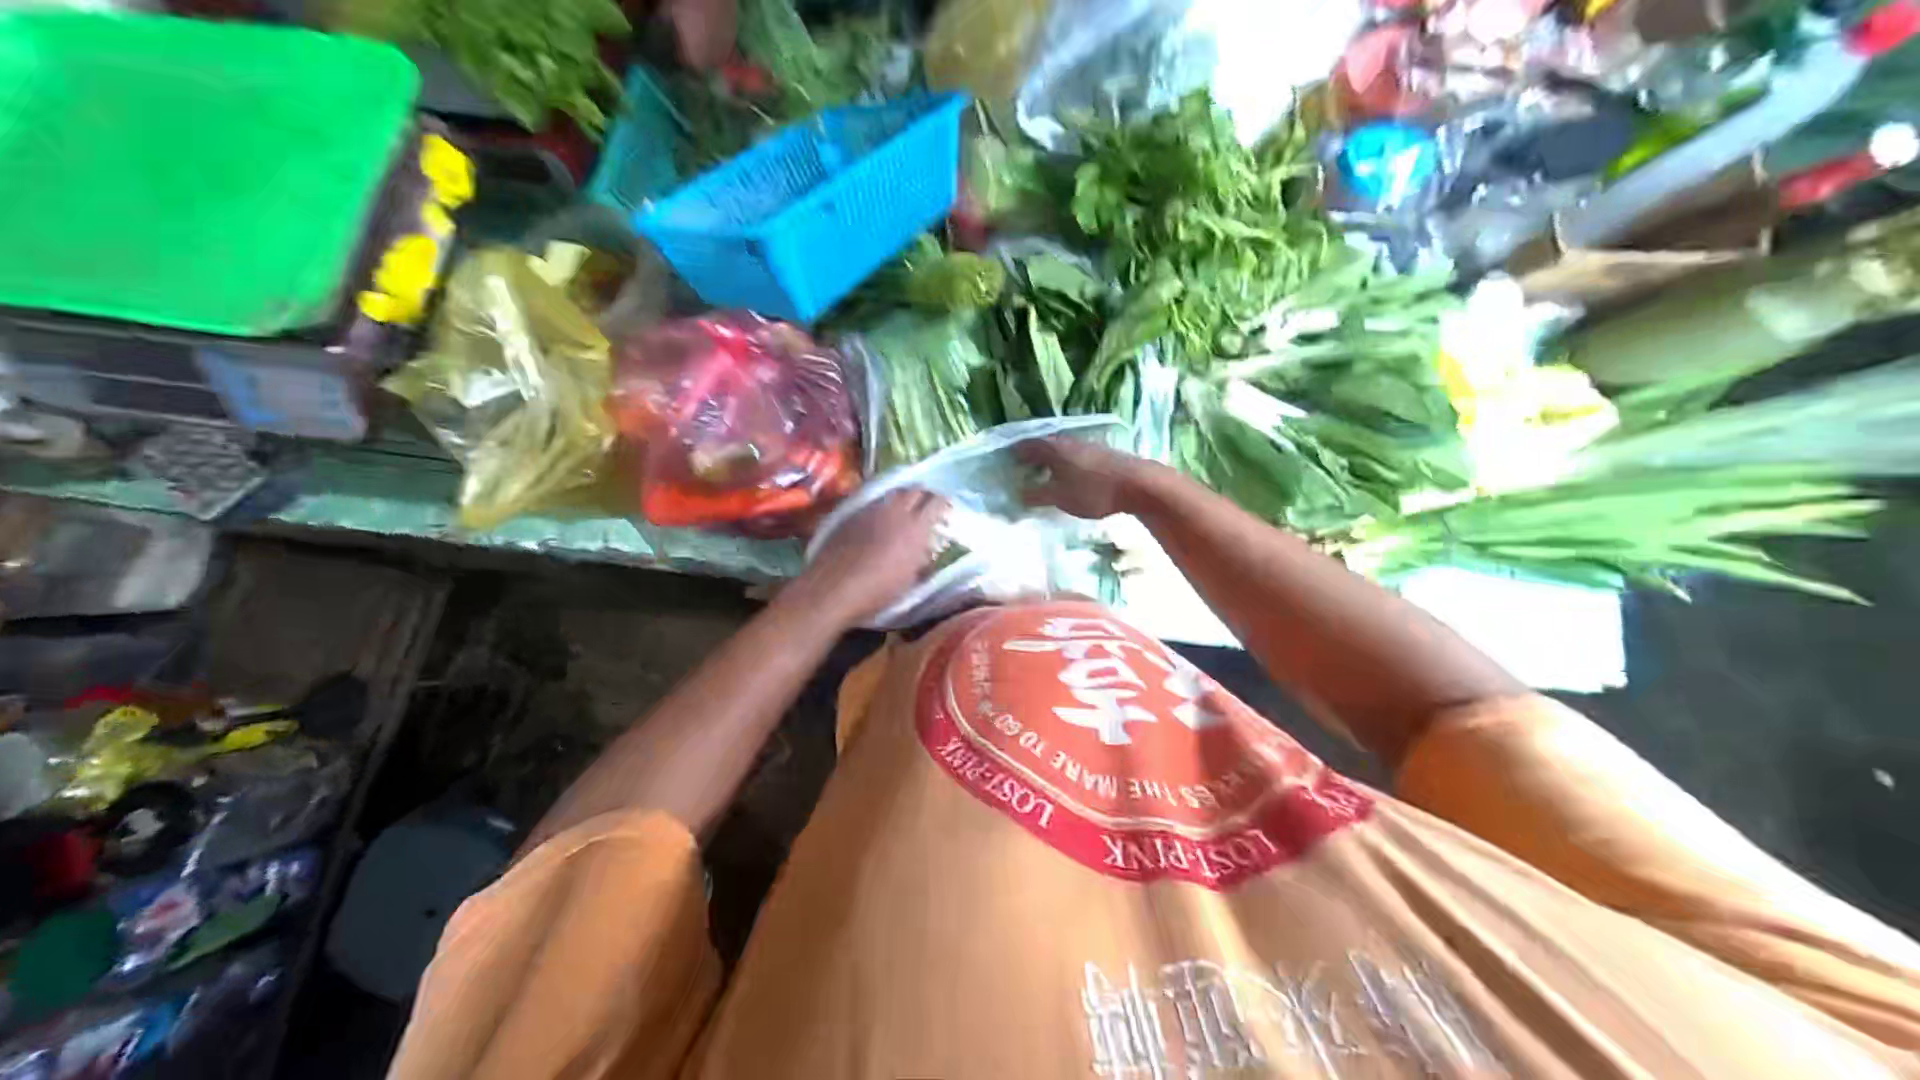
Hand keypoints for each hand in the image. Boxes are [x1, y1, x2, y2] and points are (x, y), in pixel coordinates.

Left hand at [791, 488, 948, 625]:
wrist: (834, 588)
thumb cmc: (878, 591)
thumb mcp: (909, 581)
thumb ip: (921, 561)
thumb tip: (925, 552)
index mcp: (916, 528)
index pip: (936, 502)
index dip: (943, 502)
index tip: (946, 508)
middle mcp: (896, 512)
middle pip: (914, 490)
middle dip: (924, 494)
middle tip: (927, 503)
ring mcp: (871, 510)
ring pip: (892, 493)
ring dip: (902, 497)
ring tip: (905, 507)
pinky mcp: (851, 514)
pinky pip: (873, 502)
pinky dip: (882, 506)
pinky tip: (880, 518)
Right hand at [1016, 437, 1161, 519]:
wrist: (1138, 484)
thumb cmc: (1093, 490)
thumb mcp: (1059, 497)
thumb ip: (1036, 495)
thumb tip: (1017, 493)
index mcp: (1053, 447)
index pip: (1025, 445)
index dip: (1012, 454)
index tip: (1003, 464)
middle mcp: (1067, 441)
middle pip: (1042, 446)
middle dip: (1030, 458)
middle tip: (1019, 472)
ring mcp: (1086, 446)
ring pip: (1059, 451)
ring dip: (1048, 462)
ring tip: (1041, 477)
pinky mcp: (1101, 455)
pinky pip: (1073, 457)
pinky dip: (1063, 466)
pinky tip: (1066, 479)